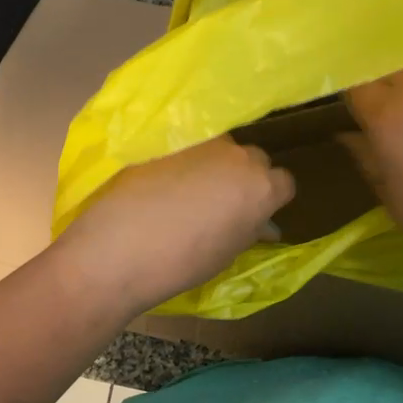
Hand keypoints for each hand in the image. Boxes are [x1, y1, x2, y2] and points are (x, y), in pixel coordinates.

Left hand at [51, 137, 294, 313]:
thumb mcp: (226, 253)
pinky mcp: (167, 140)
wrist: (119, 248)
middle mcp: (238, 155)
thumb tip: (264, 226)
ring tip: (192, 195)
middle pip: (254, 161)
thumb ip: (249, 231)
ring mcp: (201, 143)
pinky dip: (184, 164)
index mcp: (262, 185)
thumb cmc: (181, 262)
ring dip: (215, 166)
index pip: (284, 183)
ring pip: (220, 149)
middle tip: (224, 207)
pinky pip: (188, 149)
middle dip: (245, 179)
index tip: (255, 217)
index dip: (270, 200)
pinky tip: (166, 188)